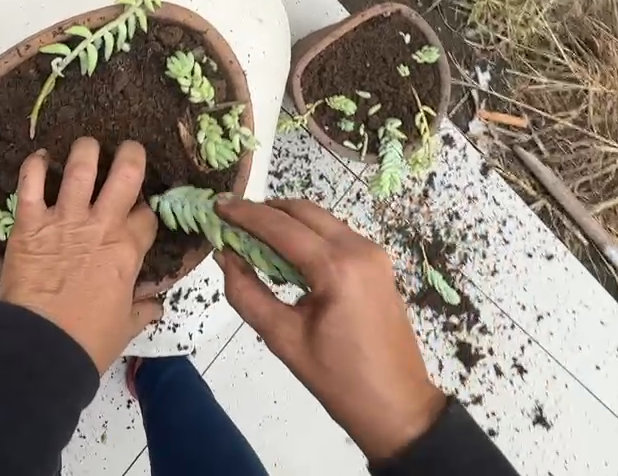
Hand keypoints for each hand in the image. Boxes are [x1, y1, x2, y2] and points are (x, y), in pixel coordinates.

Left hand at [0, 138, 164, 370]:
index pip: (147, 214)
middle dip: (132, 155)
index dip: (147, 207)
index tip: (142, 207)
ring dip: (86, 150)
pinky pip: (31, 182)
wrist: (39, 349)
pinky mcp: (30, 221)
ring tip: (88, 146)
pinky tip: (41, 157)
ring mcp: (64, 219)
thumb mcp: (124, 328)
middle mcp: (100, 225)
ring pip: (81, 168)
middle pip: (125, 174)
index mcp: (127, 251)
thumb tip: (156, 305)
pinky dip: (34, 165)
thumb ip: (141, 310)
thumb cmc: (86, 342)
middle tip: (129, 148)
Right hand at [216, 197, 447, 463]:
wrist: (401, 411)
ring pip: (319, 218)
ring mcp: (373, 253)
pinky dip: (306, 233)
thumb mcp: (283, 340)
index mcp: (336, 268)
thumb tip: (224, 255)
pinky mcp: (378, 263)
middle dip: (264, 210)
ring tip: (253, 236)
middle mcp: (358, 249)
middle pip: (301, 210)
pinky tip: (286, 252)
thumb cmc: (340, 381)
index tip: (216, 205)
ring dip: (285, 220)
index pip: (280, 226)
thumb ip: (246, 293)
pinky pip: (334, 232)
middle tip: (232, 220)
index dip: (245, 214)